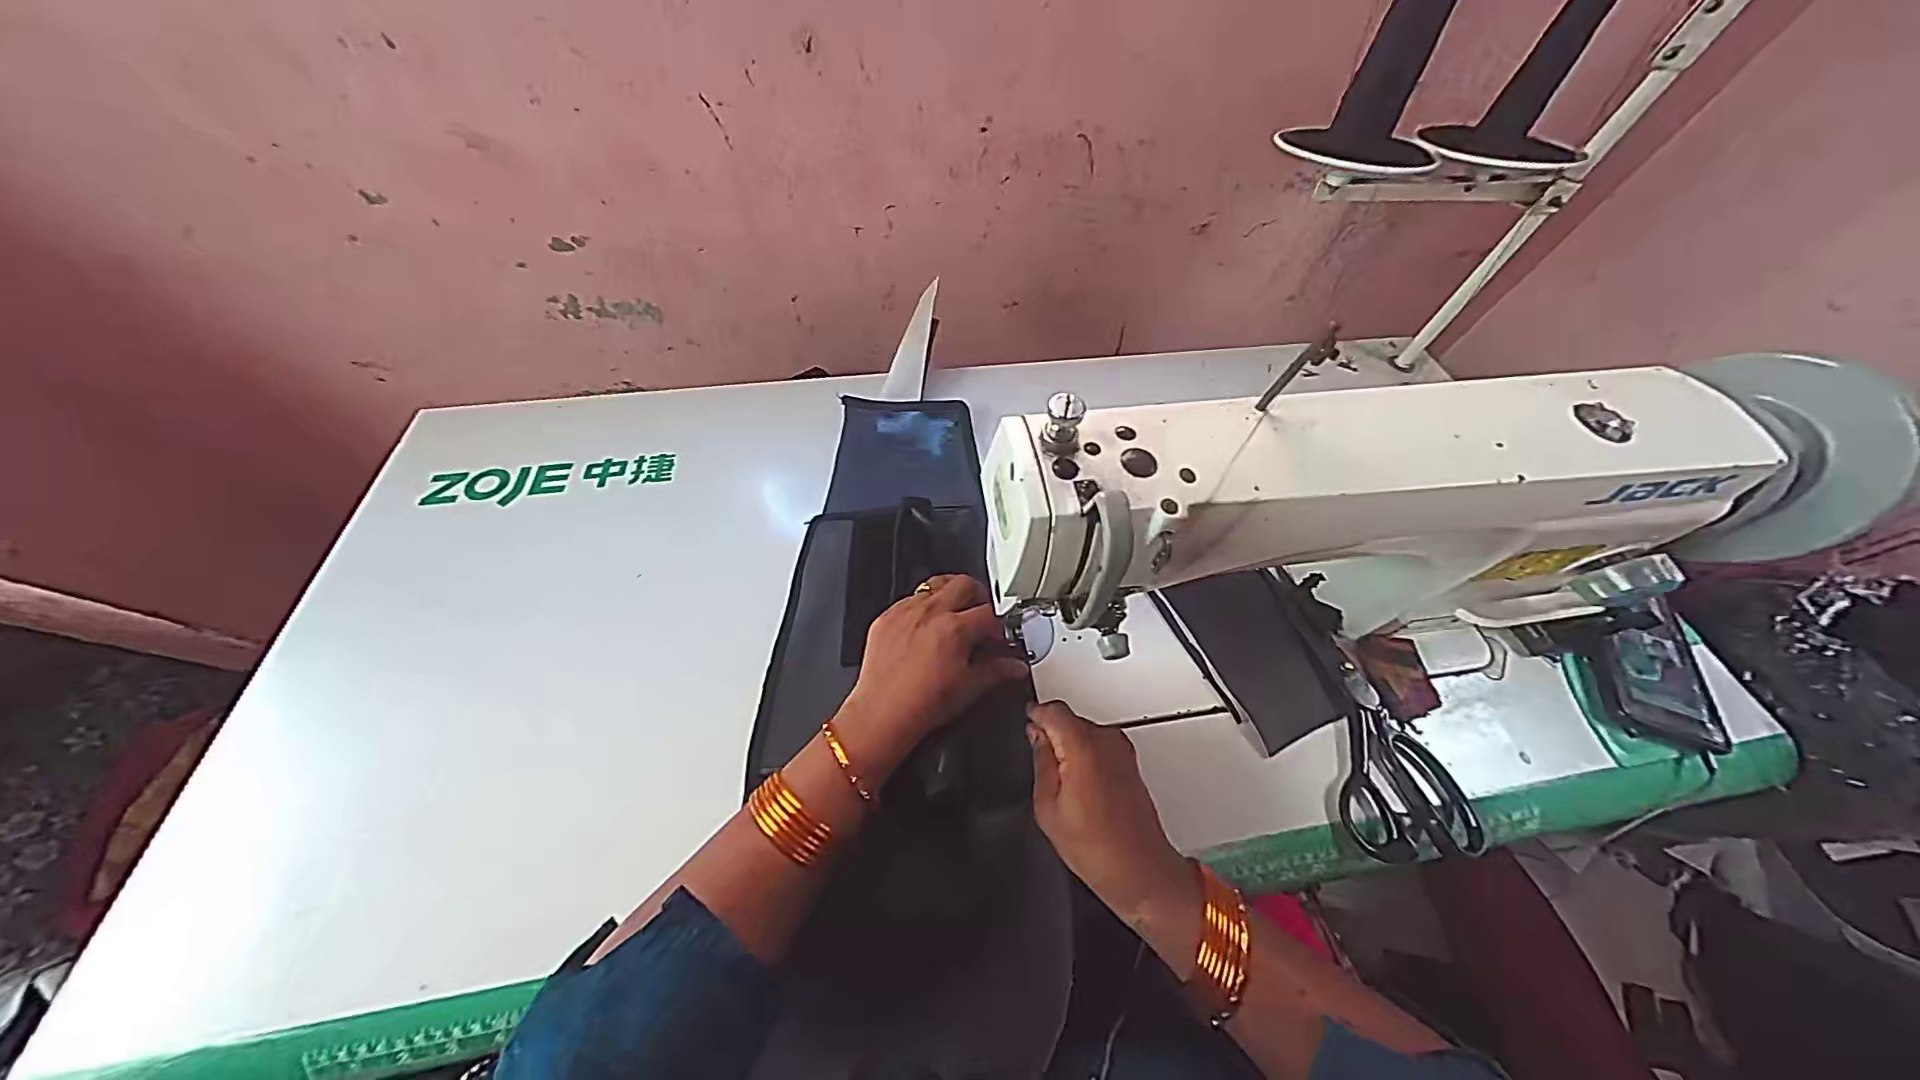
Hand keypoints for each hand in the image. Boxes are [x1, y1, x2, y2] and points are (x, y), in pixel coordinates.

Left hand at [836, 575, 1028, 757]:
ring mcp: (904, 613)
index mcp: (954, 628)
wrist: (882, 715)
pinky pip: (908, 599)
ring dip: (949, 595)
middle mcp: (929, 613)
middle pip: (964, 584)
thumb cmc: (920, 705)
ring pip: (934, 586)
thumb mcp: (969, 688)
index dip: (1000, 624)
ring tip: (954, 614)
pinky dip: (922, 607)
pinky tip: (925, 626)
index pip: (990, 612)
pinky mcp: (885, 619)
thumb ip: (996, 671)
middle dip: (979, 597)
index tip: (998, 636)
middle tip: (981, 614)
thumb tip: (1013, 667)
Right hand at [1028, 701, 1196, 929]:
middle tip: (1039, 759)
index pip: (1052, 710)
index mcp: (1083, 746)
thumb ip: (1040, 761)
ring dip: (1069, 746)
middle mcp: (1106, 741)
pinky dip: (1086, 756)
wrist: (1138, 869)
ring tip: (1061, 783)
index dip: (1035, 714)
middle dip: (1052, 733)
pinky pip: (1099, 745)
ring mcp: (1122, 750)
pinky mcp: (1130, 761)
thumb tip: (1037, 738)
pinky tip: (1079, 787)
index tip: (1027, 719)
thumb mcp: (1047, 806)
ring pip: (1084, 732)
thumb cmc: (1098, 848)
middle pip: (1069, 719)